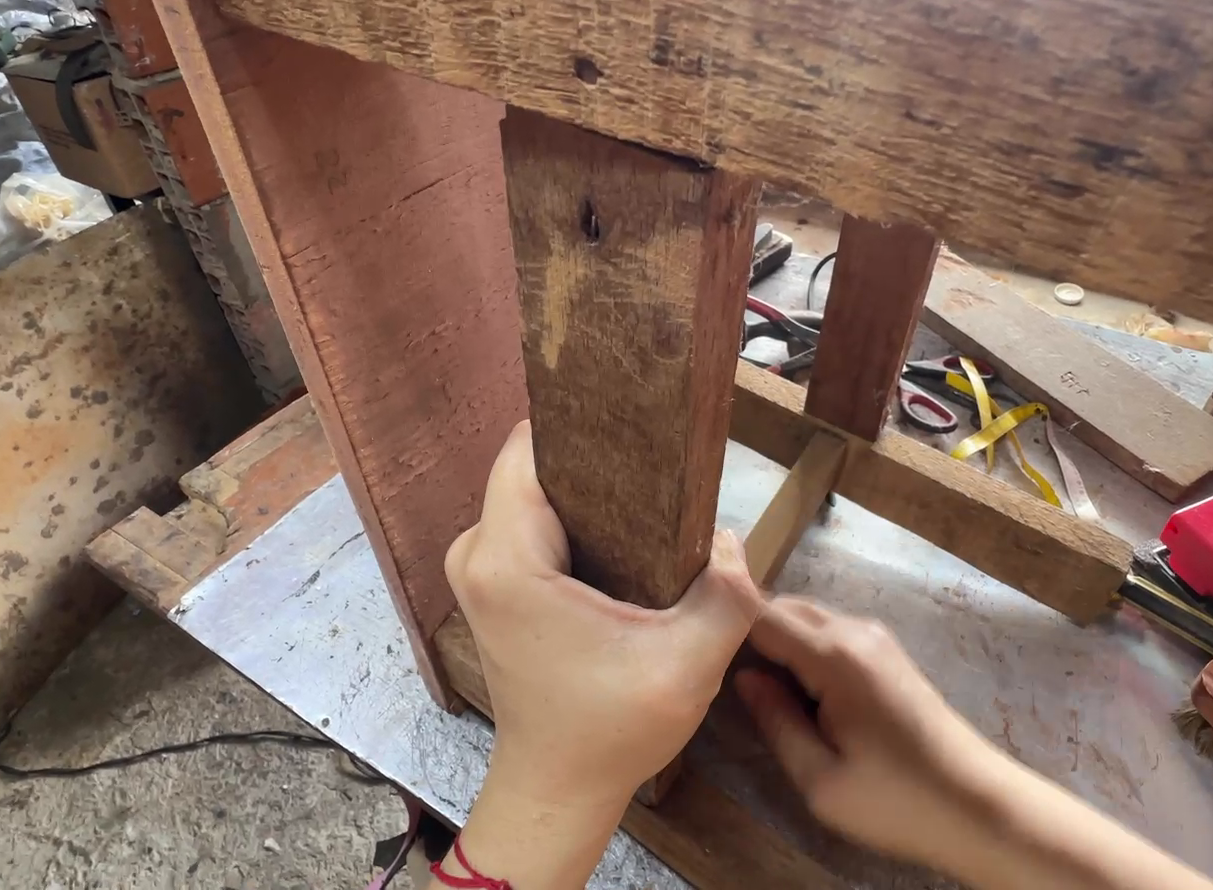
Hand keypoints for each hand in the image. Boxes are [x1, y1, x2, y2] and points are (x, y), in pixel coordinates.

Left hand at [446, 420, 760, 804]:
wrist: (556, 789)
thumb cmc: (611, 730)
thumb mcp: (687, 666)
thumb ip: (726, 595)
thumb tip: (733, 539)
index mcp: (508, 558)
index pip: (529, 447)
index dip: (583, 425)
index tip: (639, 423)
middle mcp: (479, 550)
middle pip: (535, 464)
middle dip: (598, 457)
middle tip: (661, 468)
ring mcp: (480, 565)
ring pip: (535, 488)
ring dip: (590, 487)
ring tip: (649, 497)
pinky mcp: (494, 580)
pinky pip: (530, 516)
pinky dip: (575, 513)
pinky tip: (622, 528)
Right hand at [737, 597, 1212, 889]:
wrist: (981, 805)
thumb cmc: (896, 799)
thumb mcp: (820, 779)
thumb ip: (775, 721)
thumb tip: (744, 677)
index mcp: (833, 655)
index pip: (762, 614)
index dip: (725, 619)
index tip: (694, 632)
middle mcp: (853, 630)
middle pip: (783, 607)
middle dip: (748, 626)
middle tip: (712, 657)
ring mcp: (873, 636)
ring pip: (806, 616)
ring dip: (776, 635)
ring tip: (747, 672)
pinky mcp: (885, 650)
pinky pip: (828, 630)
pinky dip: (801, 643)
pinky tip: (791, 681)